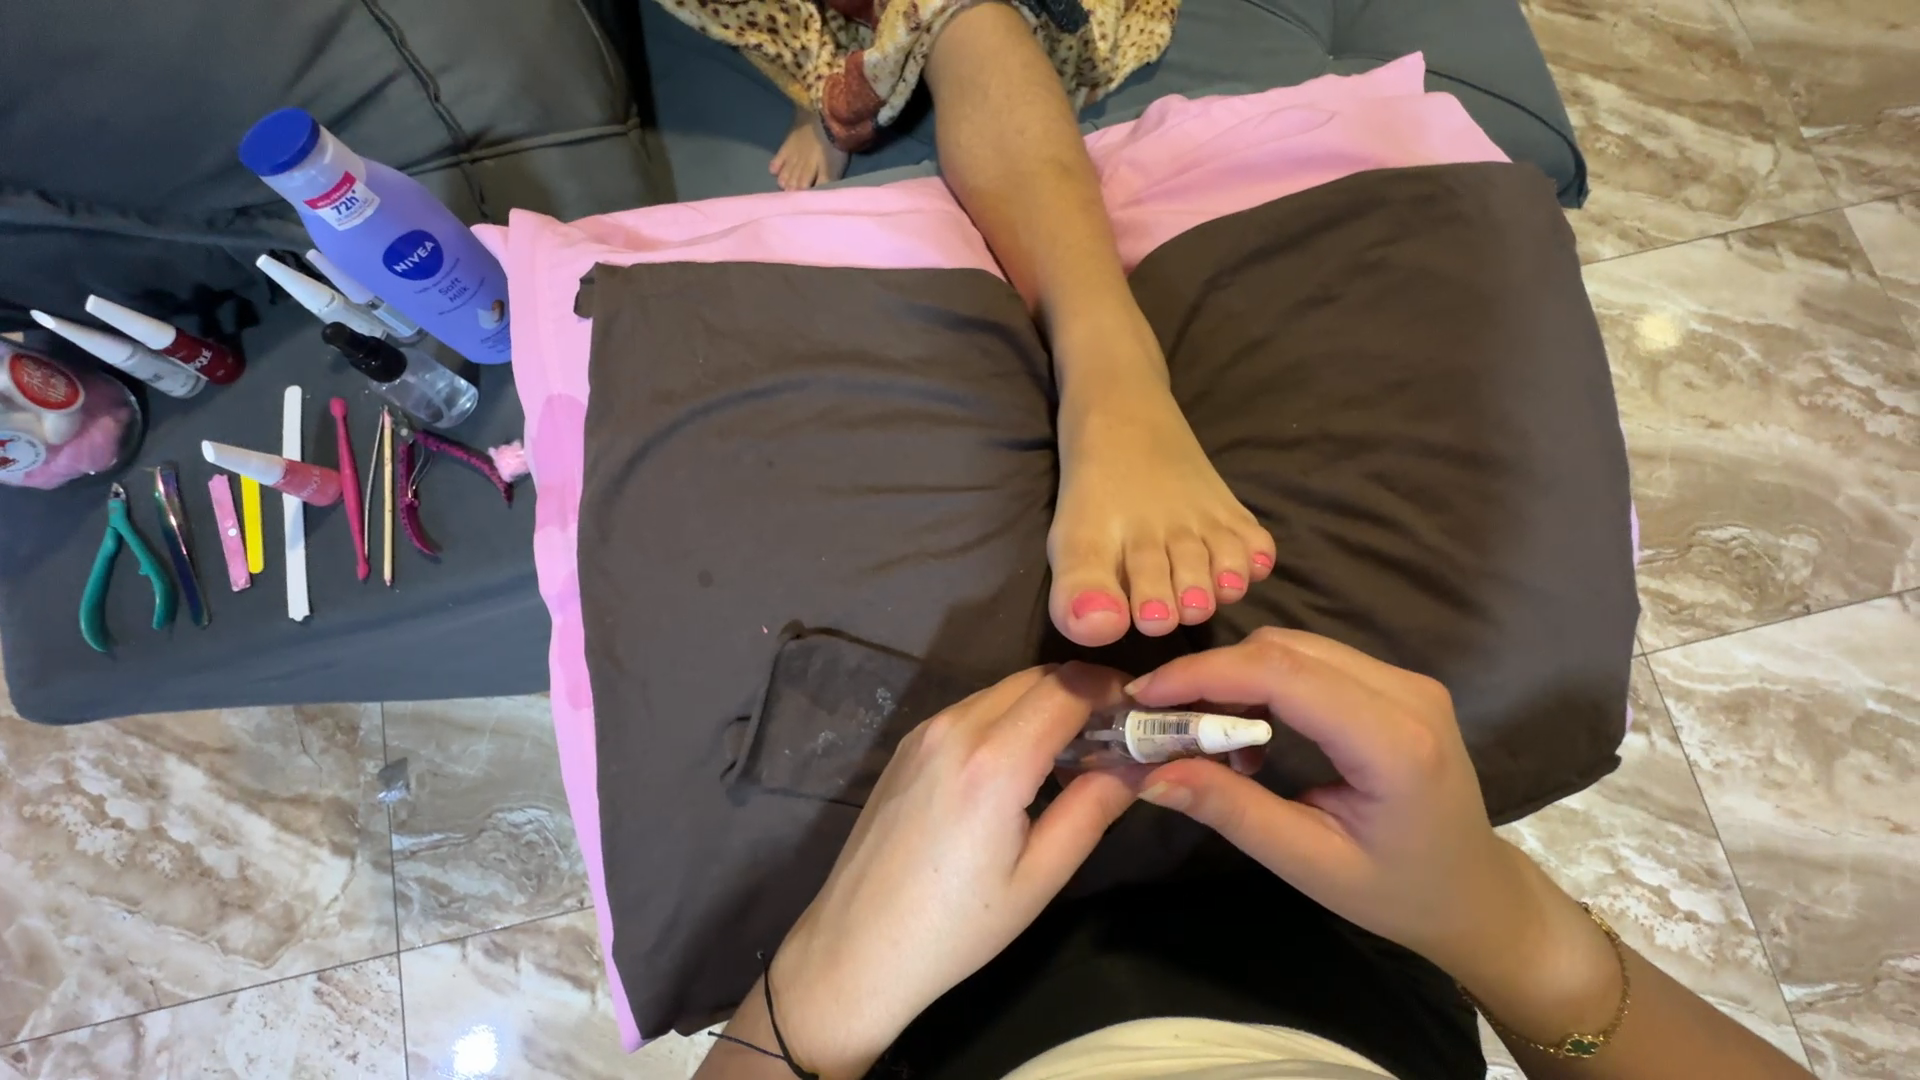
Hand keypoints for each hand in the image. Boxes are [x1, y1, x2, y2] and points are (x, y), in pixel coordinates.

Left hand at [767, 664, 1139, 1077]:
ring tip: (1072, 752)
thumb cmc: (957, 928)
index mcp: (994, 761)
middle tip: (1114, 735)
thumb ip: (1094, 808)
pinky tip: (1020, 762)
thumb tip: (1139, 762)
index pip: (1070, 687)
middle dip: (1083, 692)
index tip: (1139, 713)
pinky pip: (973, 708)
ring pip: (1004, 689)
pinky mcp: (908, 742)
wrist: (856, 947)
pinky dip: (1009, 716)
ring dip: (1045, 703)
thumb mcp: (1040, 877)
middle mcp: (956, 726)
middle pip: (1038, 677)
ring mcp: (925, 729)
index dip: (1112, 689)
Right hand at [1122, 628, 1563, 979]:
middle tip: (1159, 714)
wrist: (1477, 894)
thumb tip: (1149, 774)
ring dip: (1233, 675)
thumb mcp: (1309, 864)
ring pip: (1291, 644)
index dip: (1203, 674)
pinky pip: (1308, 657)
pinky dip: (1261, 680)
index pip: (1281, 675)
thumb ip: (1231, 811)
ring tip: (1201, 728)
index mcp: (1395, 743)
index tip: (1144, 695)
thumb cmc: (1399, 893)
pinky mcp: (1394, 680)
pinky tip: (1248, 728)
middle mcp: (1406, 691)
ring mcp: (1404, 679)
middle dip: (1208, 673)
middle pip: (1281, 647)